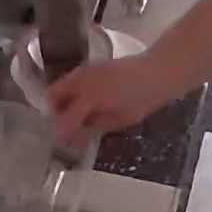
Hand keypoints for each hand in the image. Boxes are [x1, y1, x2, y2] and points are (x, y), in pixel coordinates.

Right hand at [47, 54, 181, 136]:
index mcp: (89, 97)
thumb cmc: (142, 99)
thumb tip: (77, 135)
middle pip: (54, 96)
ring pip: (60, 86)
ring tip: (72, 118)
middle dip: (54, 113)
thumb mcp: (119, 120)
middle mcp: (82, 80)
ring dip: (61, 102)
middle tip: (63, 128)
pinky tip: (81, 105)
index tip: (60, 144)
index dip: (62, 134)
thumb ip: (94, 126)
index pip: (66, 119)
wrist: (157, 72)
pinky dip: (70, 93)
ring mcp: (85, 70)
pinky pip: (71, 81)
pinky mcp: (91, 66)